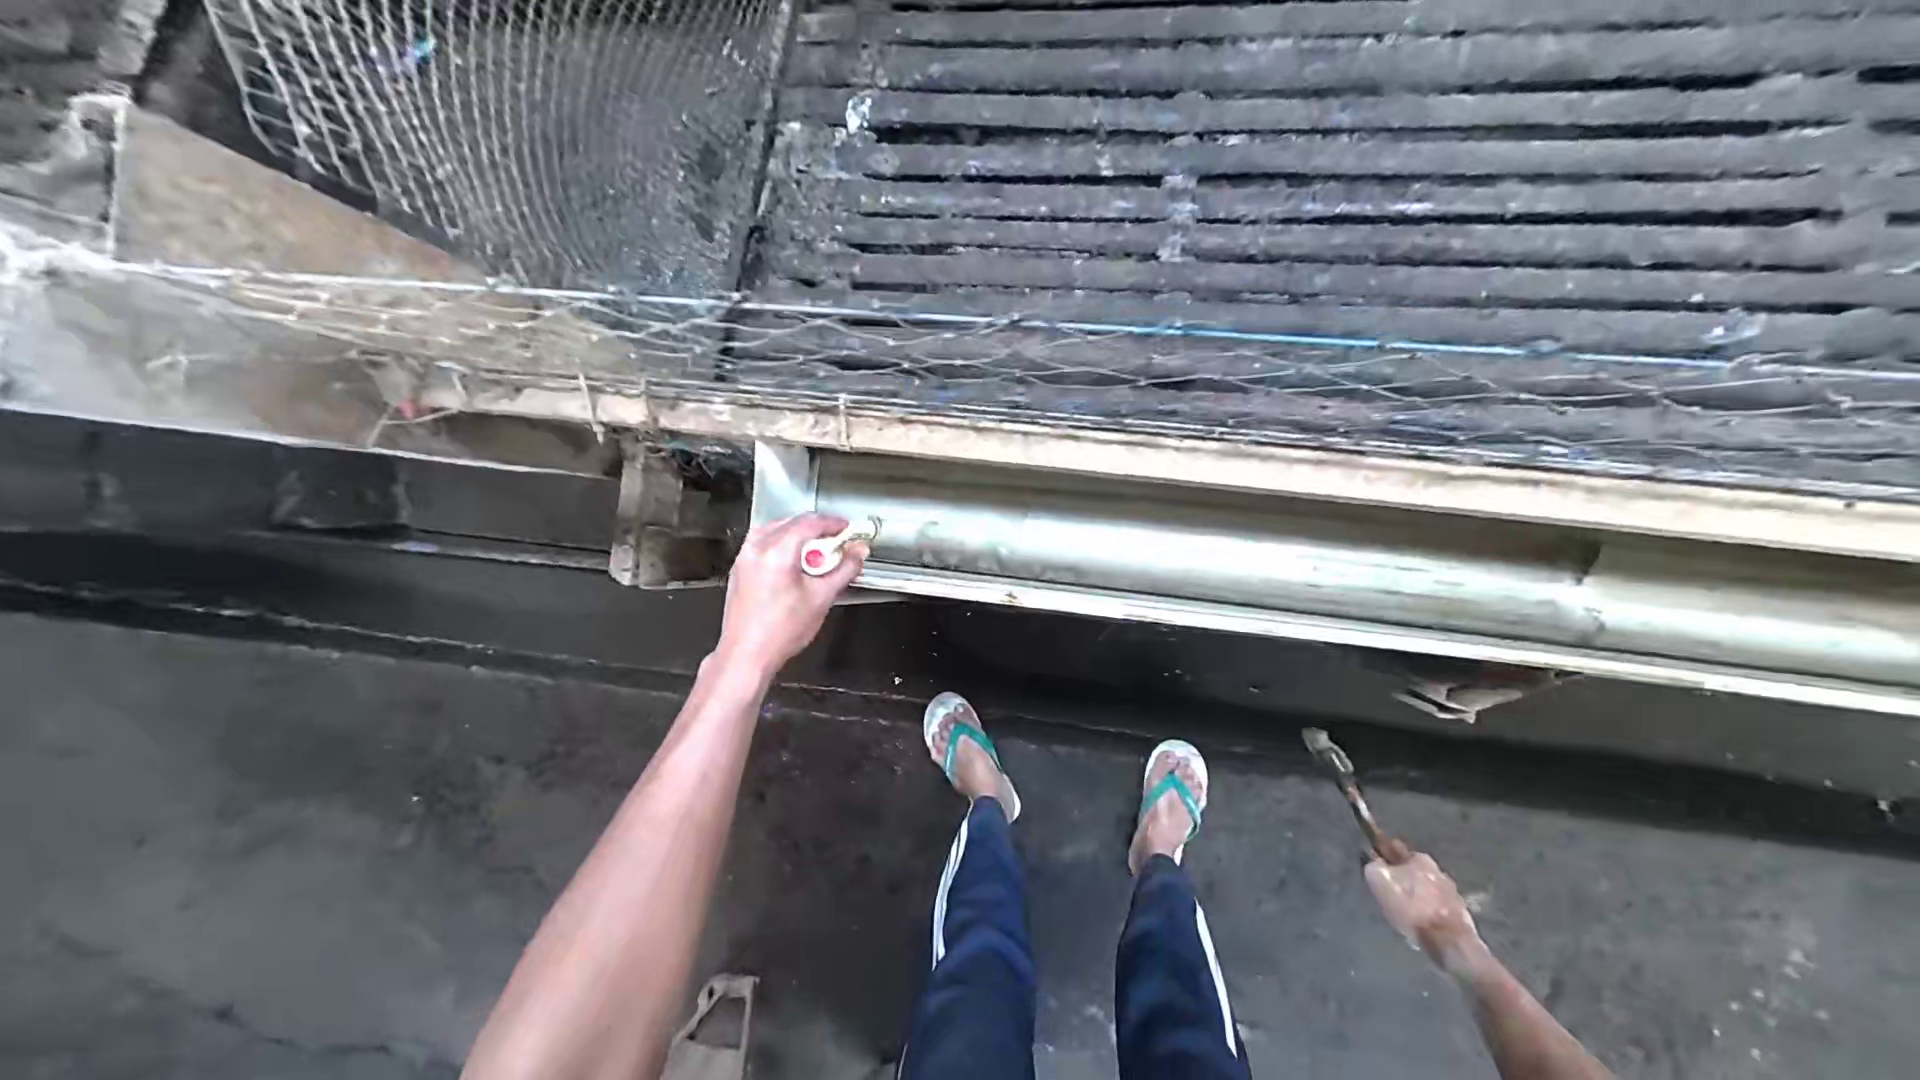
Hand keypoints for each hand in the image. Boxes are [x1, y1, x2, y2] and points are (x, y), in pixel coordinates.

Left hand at [711, 513, 866, 680]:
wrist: (747, 655)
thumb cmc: (778, 632)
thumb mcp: (822, 598)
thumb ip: (844, 570)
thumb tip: (857, 553)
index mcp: (776, 552)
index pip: (810, 522)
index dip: (833, 523)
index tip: (847, 529)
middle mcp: (756, 549)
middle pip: (793, 523)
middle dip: (818, 530)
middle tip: (838, 543)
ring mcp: (745, 558)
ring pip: (777, 531)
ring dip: (800, 537)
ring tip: (818, 556)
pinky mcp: (740, 568)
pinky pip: (765, 544)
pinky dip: (784, 546)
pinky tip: (797, 565)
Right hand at [1364, 852, 1483, 969]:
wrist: (1451, 943)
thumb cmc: (1411, 908)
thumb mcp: (1379, 881)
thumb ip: (1373, 865)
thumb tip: (1374, 860)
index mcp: (1419, 858)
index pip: (1394, 847)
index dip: (1383, 855)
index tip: (1376, 864)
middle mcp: (1438, 870)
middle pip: (1412, 869)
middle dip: (1402, 876)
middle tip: (1389, 889)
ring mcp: (1453, 892)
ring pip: (1426, 887)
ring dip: (1417, 894)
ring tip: (1405, 909)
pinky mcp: (1461, 914)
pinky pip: (1437, 906)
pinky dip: (1428, 910)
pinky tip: (1421, 921)